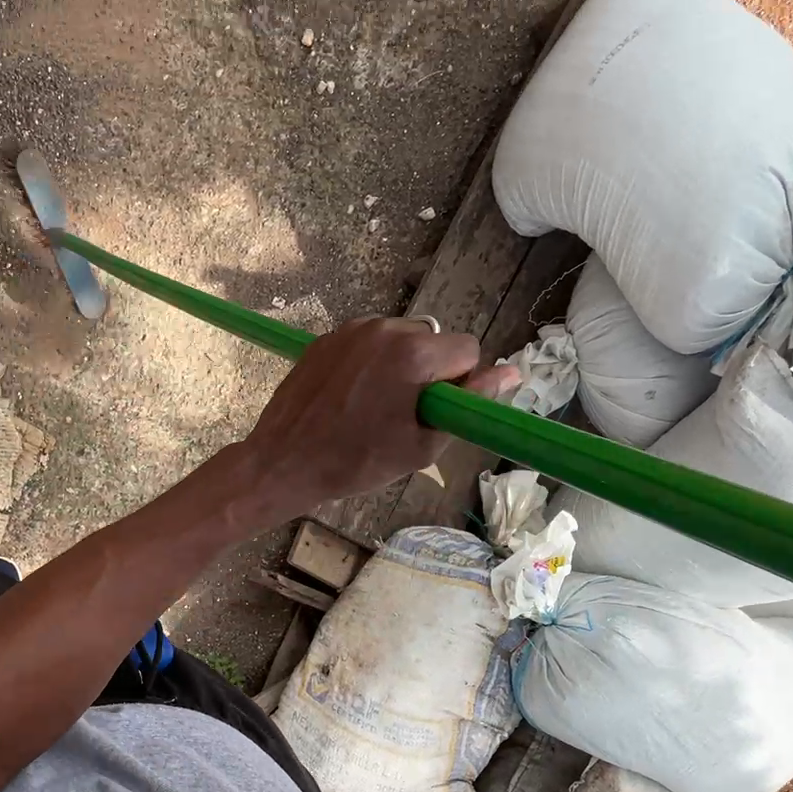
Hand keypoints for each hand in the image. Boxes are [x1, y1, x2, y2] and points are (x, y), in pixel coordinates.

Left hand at [242, 317, 516, 509]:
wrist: (280, 463)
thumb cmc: (352, 462)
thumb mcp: (421, 445)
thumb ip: (470, 405)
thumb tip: (512, 372)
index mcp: (412, 351)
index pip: (467, 350)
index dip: (460, 384)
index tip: (434, 412)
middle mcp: (382, 328)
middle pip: (431, 341)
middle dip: (427, 372)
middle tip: (399, 415)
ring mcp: (348, 331)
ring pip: (397, 340)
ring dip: (397, 367)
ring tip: (370, 409)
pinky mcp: (323, 340)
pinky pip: (364, 345)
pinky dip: (367, 365)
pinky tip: (348, 399)